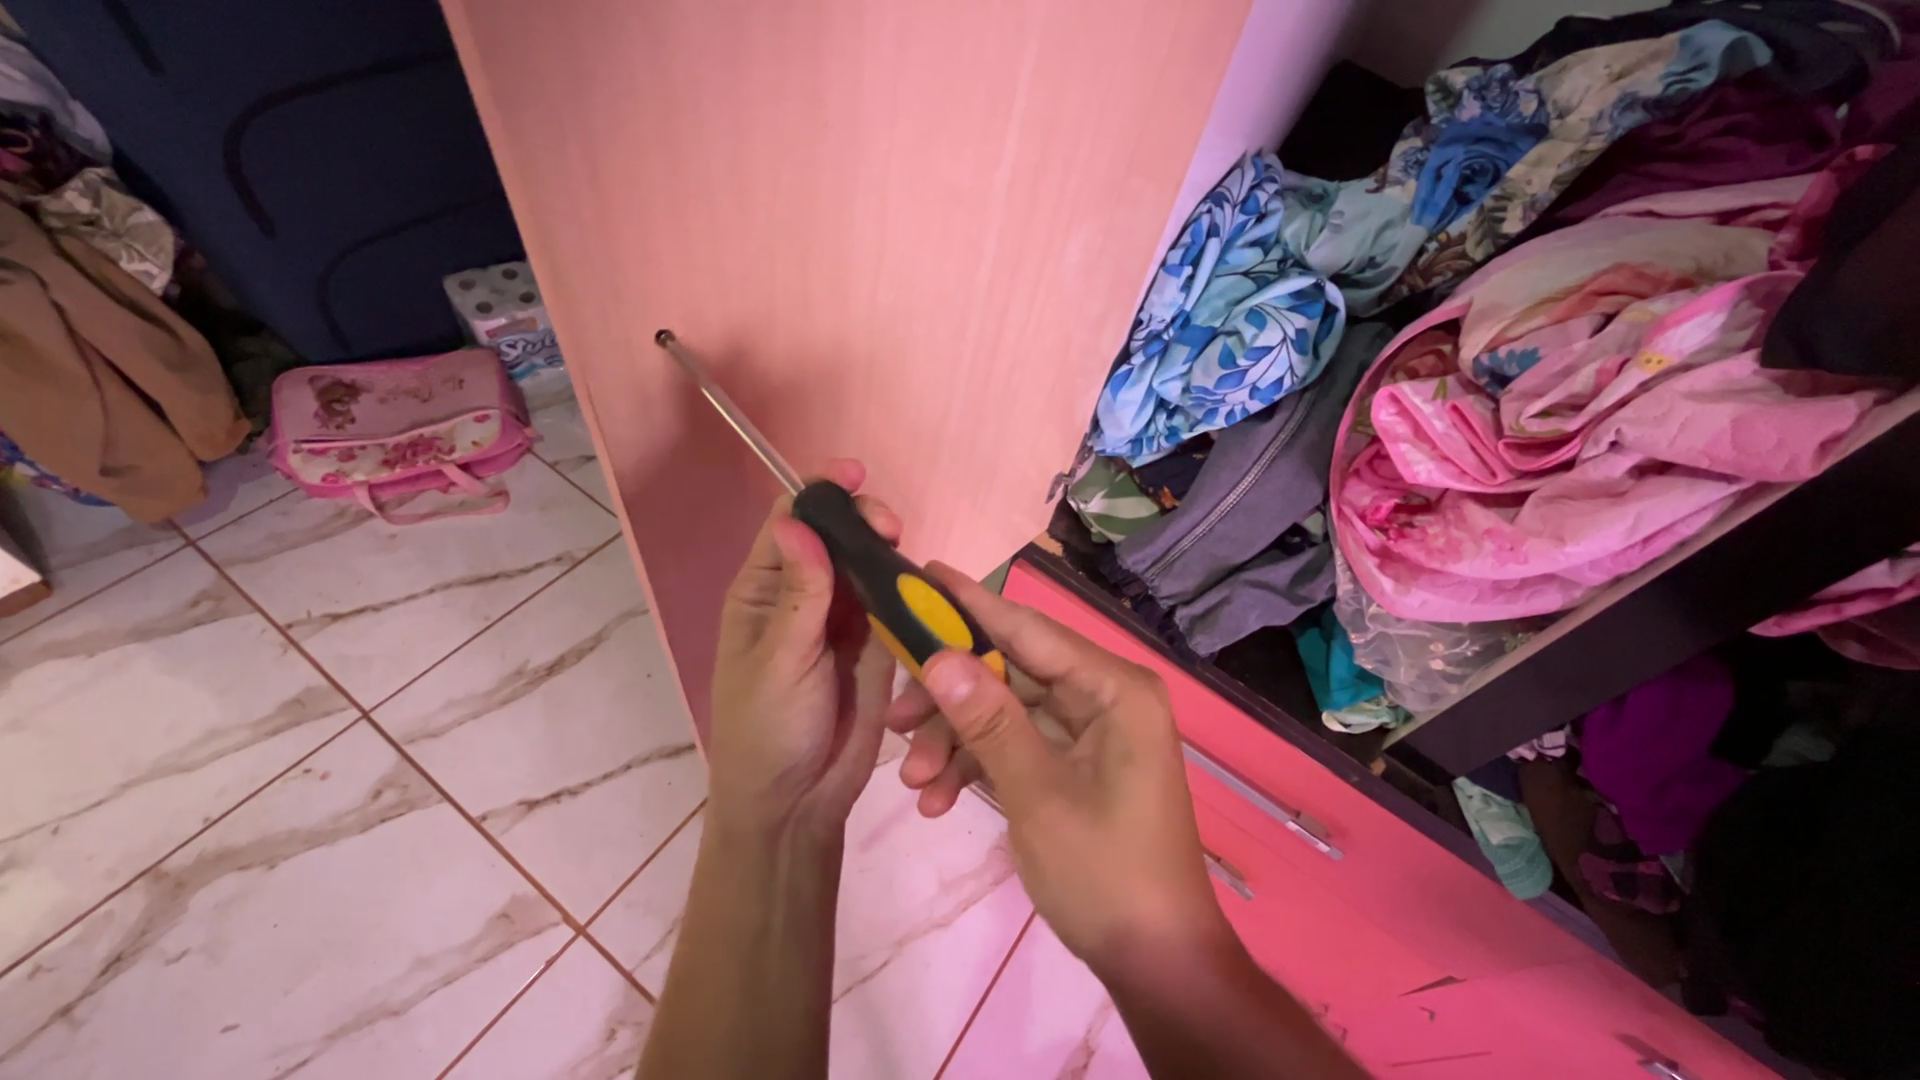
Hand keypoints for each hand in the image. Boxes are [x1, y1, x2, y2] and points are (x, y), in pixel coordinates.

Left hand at [706, 459, 900, 838]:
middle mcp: (805, 598)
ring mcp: (844, 623)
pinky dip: (909, 592)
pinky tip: (925, 585)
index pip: (791, 524)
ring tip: (908, 551)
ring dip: (889, 554)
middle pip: (837, 539)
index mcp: (764, 592)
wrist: (797, 802)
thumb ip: (800, 593)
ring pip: (870, 569)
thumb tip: (796, 519)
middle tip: (891, 527)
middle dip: (863, 522)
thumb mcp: (779, 659)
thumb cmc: (767, 728)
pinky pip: (896, 608)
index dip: (820, 493)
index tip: (854, 473)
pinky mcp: (878, 650)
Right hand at [883, 565, 1237, 974]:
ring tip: (913, 782)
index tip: (920, 574)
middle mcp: (1104, 696)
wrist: (1155, 961)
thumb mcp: (1037, 793)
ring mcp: (1090, 730)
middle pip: (1010, 671)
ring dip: (956, 741)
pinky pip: (1017, 744)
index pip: (1029, 629)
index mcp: (1114, 688)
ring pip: (1005, 710)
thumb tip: (937, 656)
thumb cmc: (1105, 872)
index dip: (970, 603)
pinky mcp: (1075, 762)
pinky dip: (978, 765)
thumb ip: (987, 720)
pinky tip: (938, 800)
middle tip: (893, 718)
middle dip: (949, 698)